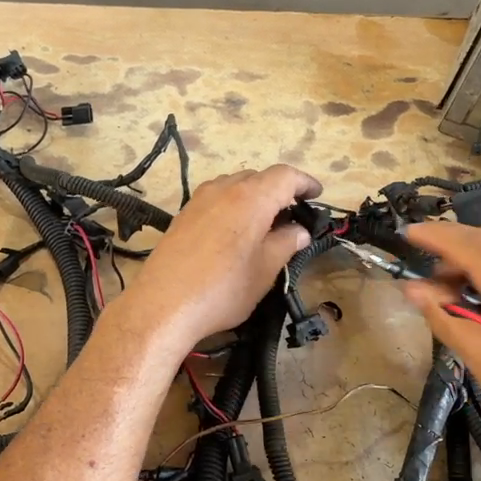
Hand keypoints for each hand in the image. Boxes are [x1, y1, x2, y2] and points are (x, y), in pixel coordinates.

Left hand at [117, 164, 321, 353]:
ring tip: (265, 224)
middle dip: (280, 191)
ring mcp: (199, 200)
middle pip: (259, 178)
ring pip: (234, 186)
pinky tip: (235, 233)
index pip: (285, 176)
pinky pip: (216, 199)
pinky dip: (233, 206)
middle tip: (293, 216)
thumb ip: (286, 243)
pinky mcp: (182, 216)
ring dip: (254, 197)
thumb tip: (298, 231)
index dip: (305, 183)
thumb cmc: (223, 288)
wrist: (164, 304)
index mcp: (251, 197)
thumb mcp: (265, 269)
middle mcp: (223, 189)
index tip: (317, 196)